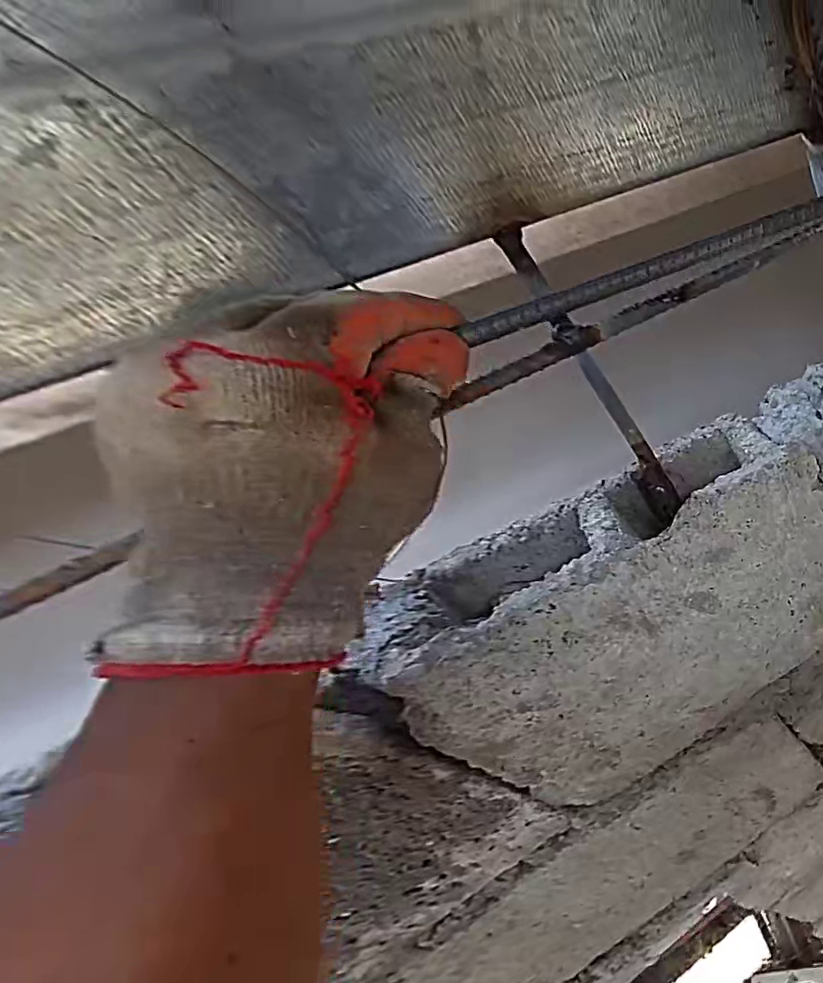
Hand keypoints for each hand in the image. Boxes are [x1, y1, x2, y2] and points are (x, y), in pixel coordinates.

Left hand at [91, 292, 467, 673]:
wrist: (249, 583)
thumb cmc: (339, 517)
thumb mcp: (406, 451)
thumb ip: (413, 388)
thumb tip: (433, 352)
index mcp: (276, 357)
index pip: (355, 311)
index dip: (409, 315)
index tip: (444, 322)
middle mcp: (199, 349)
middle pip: (291, 312)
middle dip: (353, 328)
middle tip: (399, 350)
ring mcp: (153, 376)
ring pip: (239, 333)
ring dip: (299, 347)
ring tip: (343, 374)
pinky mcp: (131, 408)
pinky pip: (200, 364)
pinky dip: (251, 369)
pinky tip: (286, 395)